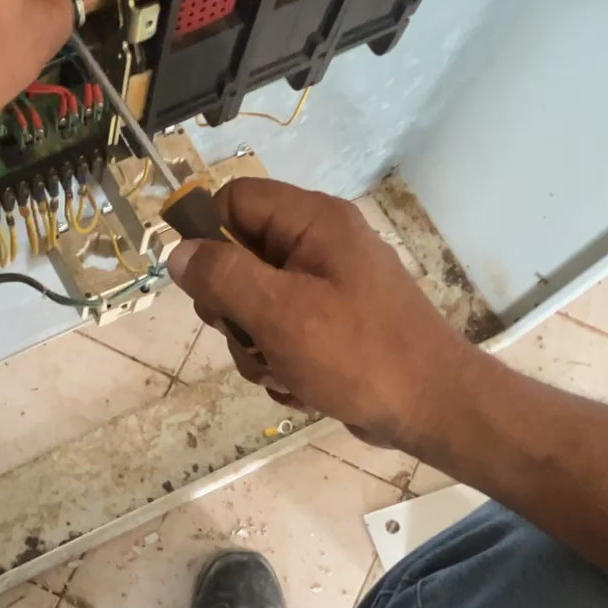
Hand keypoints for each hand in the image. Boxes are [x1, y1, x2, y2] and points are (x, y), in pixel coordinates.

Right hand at [166, 178, 480, 454]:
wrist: (429, 407)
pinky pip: (277, 338)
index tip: (202, 286)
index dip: (208, 238)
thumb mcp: (280, 313)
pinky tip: (301, 385)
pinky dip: (278, 365)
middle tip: (251, 337)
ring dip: (255, 349)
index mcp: (313, 223)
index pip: (234, 200)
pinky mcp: (327, 328)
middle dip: (232, 311)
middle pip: (237, 261)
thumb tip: (177, 254)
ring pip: (252, 309)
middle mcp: (318, 247)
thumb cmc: (357, 354)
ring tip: (283, 372)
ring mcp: (323, 289)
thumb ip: (223, 277)